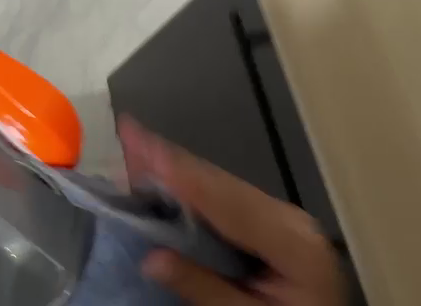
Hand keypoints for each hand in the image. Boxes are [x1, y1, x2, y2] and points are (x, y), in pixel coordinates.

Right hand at [120, 116, 344, 305]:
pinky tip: (167, 176)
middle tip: (127, 131)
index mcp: (293, 244)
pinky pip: (228, 200)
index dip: (179, 170)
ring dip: (177, 168)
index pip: (224, 200)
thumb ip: (204, 290)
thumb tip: (150, 258)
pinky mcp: (275, 229)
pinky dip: (193, 187)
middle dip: (170, 158)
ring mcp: (285, 220)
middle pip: (220, 183)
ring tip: (136, 145)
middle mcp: (289, 219)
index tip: (141, 141)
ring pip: (222, 186)